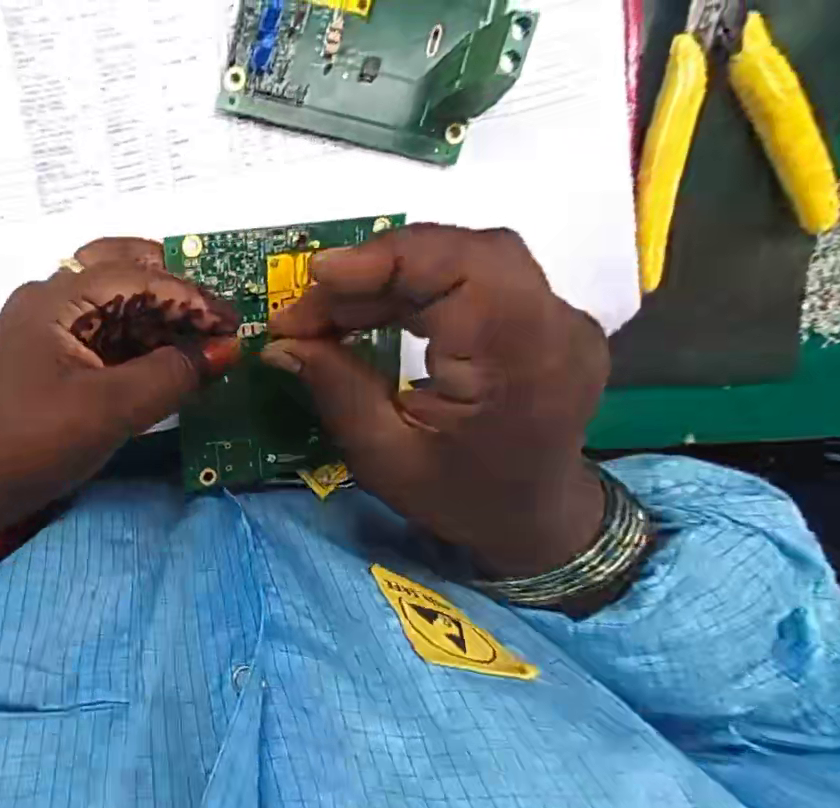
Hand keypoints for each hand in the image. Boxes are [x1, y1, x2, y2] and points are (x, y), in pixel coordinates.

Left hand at [0, 239, 239, 589]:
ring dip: (158, 321)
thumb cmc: (39, 445)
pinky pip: (104, 337)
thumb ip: (172, 375)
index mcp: (52, 300)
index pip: (133, 276)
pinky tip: (169, 362)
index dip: (188, 297)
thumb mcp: (111, 410)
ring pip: (114, 306)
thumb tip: (226, 349)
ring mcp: (48, 330)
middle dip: (173, 297)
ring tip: (201, 347)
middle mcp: (47, 302)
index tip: (232, 324)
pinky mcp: (53, 360)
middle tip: (215, 326)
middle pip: (121, 274)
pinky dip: (139, 345)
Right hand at [263, 224, 609, 578]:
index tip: (314, 278)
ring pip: (468, 259)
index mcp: (520, 362)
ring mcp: (557, 316)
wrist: (532, 522)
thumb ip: (337, 390)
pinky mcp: (541, 319)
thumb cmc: (457, 500)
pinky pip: (475, 279)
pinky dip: (413, 288)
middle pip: (465, 253)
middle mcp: (556, 324)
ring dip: (387, 279)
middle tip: (307, 310)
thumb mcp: (382, 458)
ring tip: (327, 315)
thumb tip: (281, 344)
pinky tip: (371, 311)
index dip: (386, 259)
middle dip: (375, 270)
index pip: (465, 267)